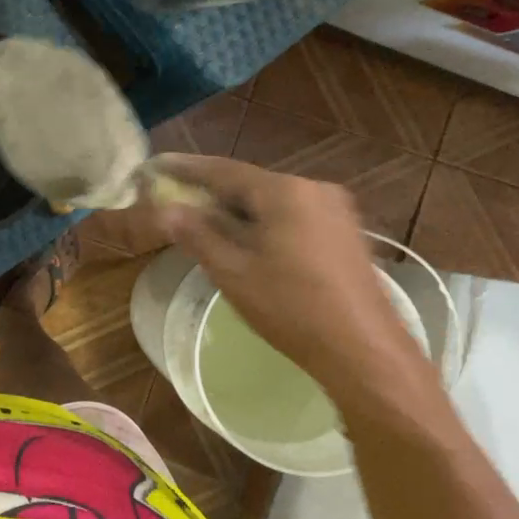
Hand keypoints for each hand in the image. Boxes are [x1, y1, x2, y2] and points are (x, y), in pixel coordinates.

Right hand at [149, 154, 430, 408]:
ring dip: (234, 209)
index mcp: (285, 192)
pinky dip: (261, 221)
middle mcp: (313, 189)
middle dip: (209, 191)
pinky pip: (291, 215)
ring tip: (200, 221)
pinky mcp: (344, 233)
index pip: (222, 170)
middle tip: (172, 198)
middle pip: (248, 183)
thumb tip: (166, 209)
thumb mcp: (232, 272)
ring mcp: (335, 210)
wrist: (364, 351)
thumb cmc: (291, 309)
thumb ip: (197, 234)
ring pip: (270, 201)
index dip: (184, 168)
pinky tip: (242, 240)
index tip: (154, 167)